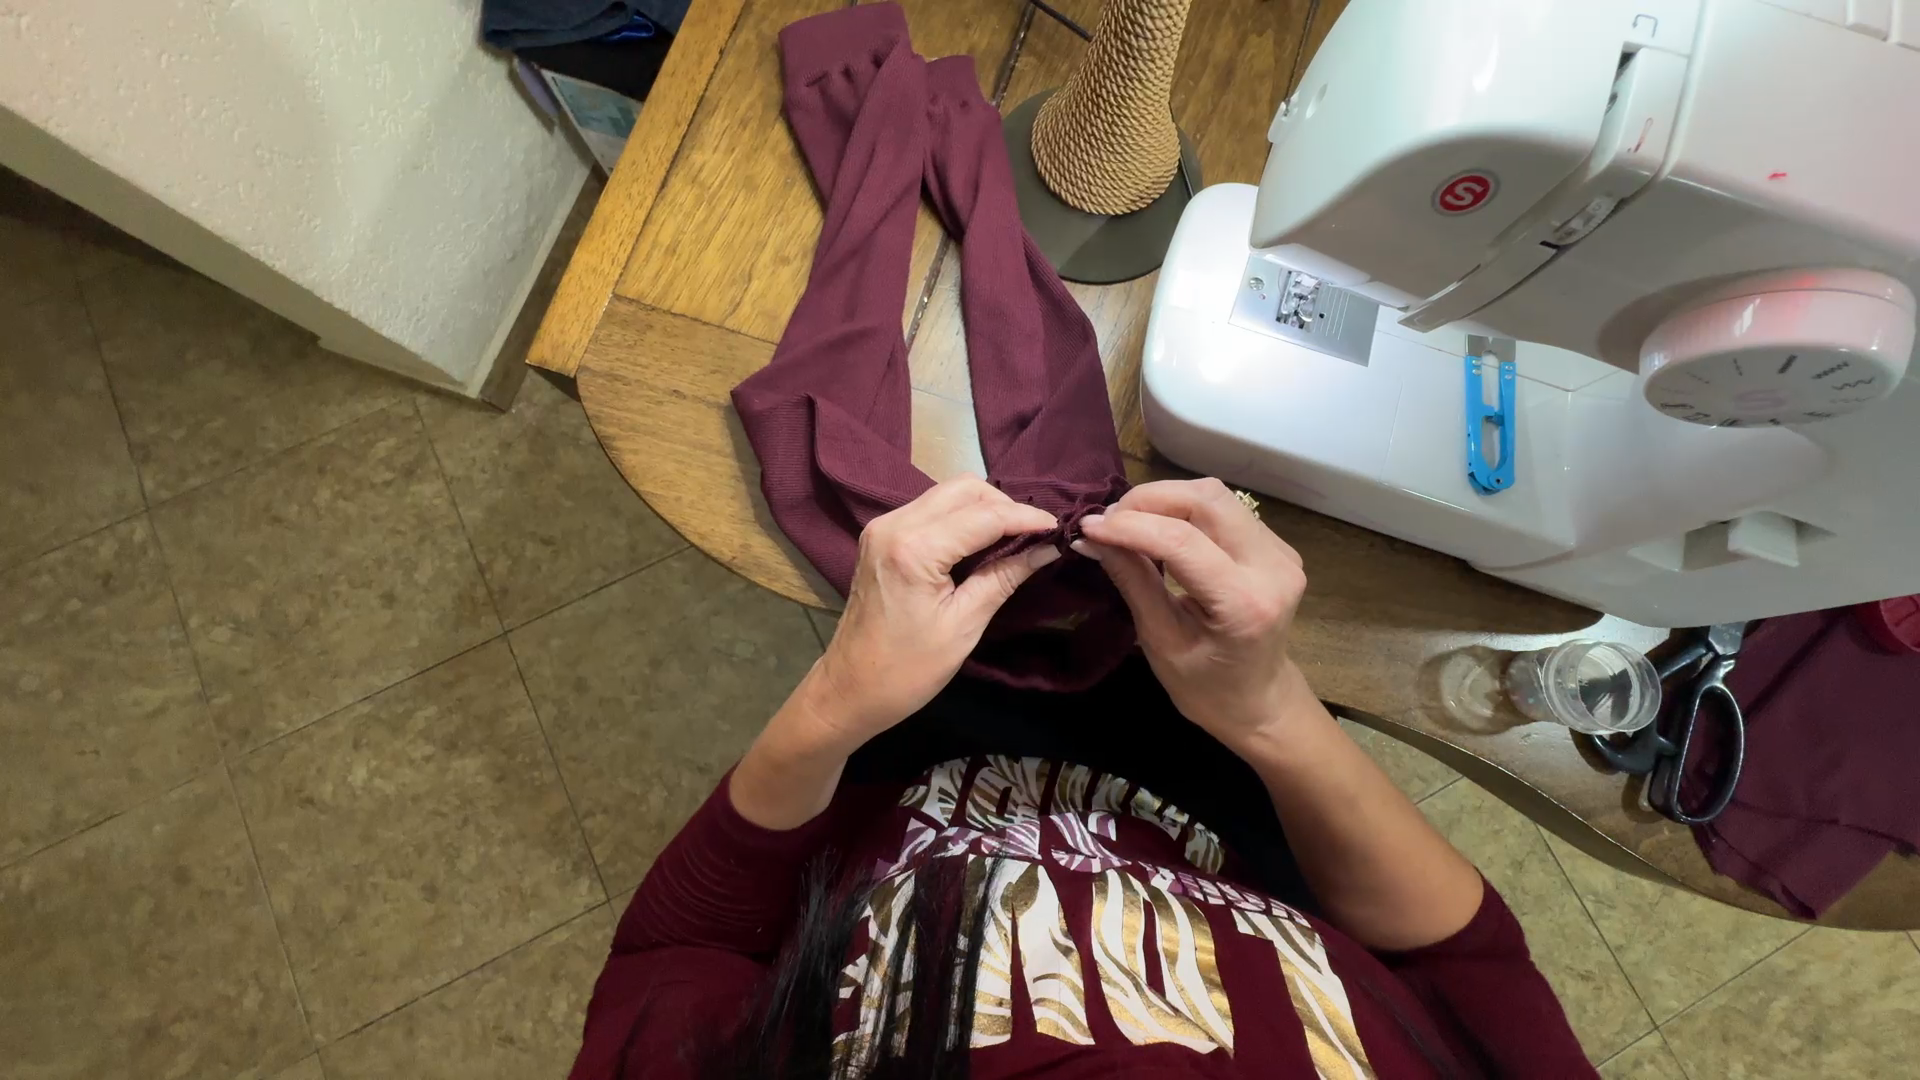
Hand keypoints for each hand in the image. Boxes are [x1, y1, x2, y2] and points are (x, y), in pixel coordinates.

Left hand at [803, 475, 1060, 749]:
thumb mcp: (964, 625)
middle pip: (963, 489)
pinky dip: (961, 517)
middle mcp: (894, 524)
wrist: (849, 689)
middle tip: (1036, 534)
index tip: (1059, 528)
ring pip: (946, 495)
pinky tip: (983, 541)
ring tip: (1015, 537)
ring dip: (983, 509)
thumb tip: (1047, 548)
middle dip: (1004, 506)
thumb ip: (1004, 576)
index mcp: (914, 548)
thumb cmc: (908, 670)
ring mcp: (883, 527)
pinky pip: (930, 510)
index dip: (1026, 518)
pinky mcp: (881, 536)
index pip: (983, 516)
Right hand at [1075, 478, 1307, 748]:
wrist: (1258, 702)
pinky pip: (1223, 508)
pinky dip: (1181, 508)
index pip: (1182, 541)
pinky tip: (1156, 527)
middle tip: (1108, 520)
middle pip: (1206, 500)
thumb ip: (1131, 580)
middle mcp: (1272, 567)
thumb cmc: (1204, 686)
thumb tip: (1091, 537)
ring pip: (1215, 496)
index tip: (1088, 526)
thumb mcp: (1159, 639)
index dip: (1129, 526)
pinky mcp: (1275, 545)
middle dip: (1148, 500)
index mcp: (1245, 604)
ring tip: (1126, 522)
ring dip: (1163, 500)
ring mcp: (1280, 552)